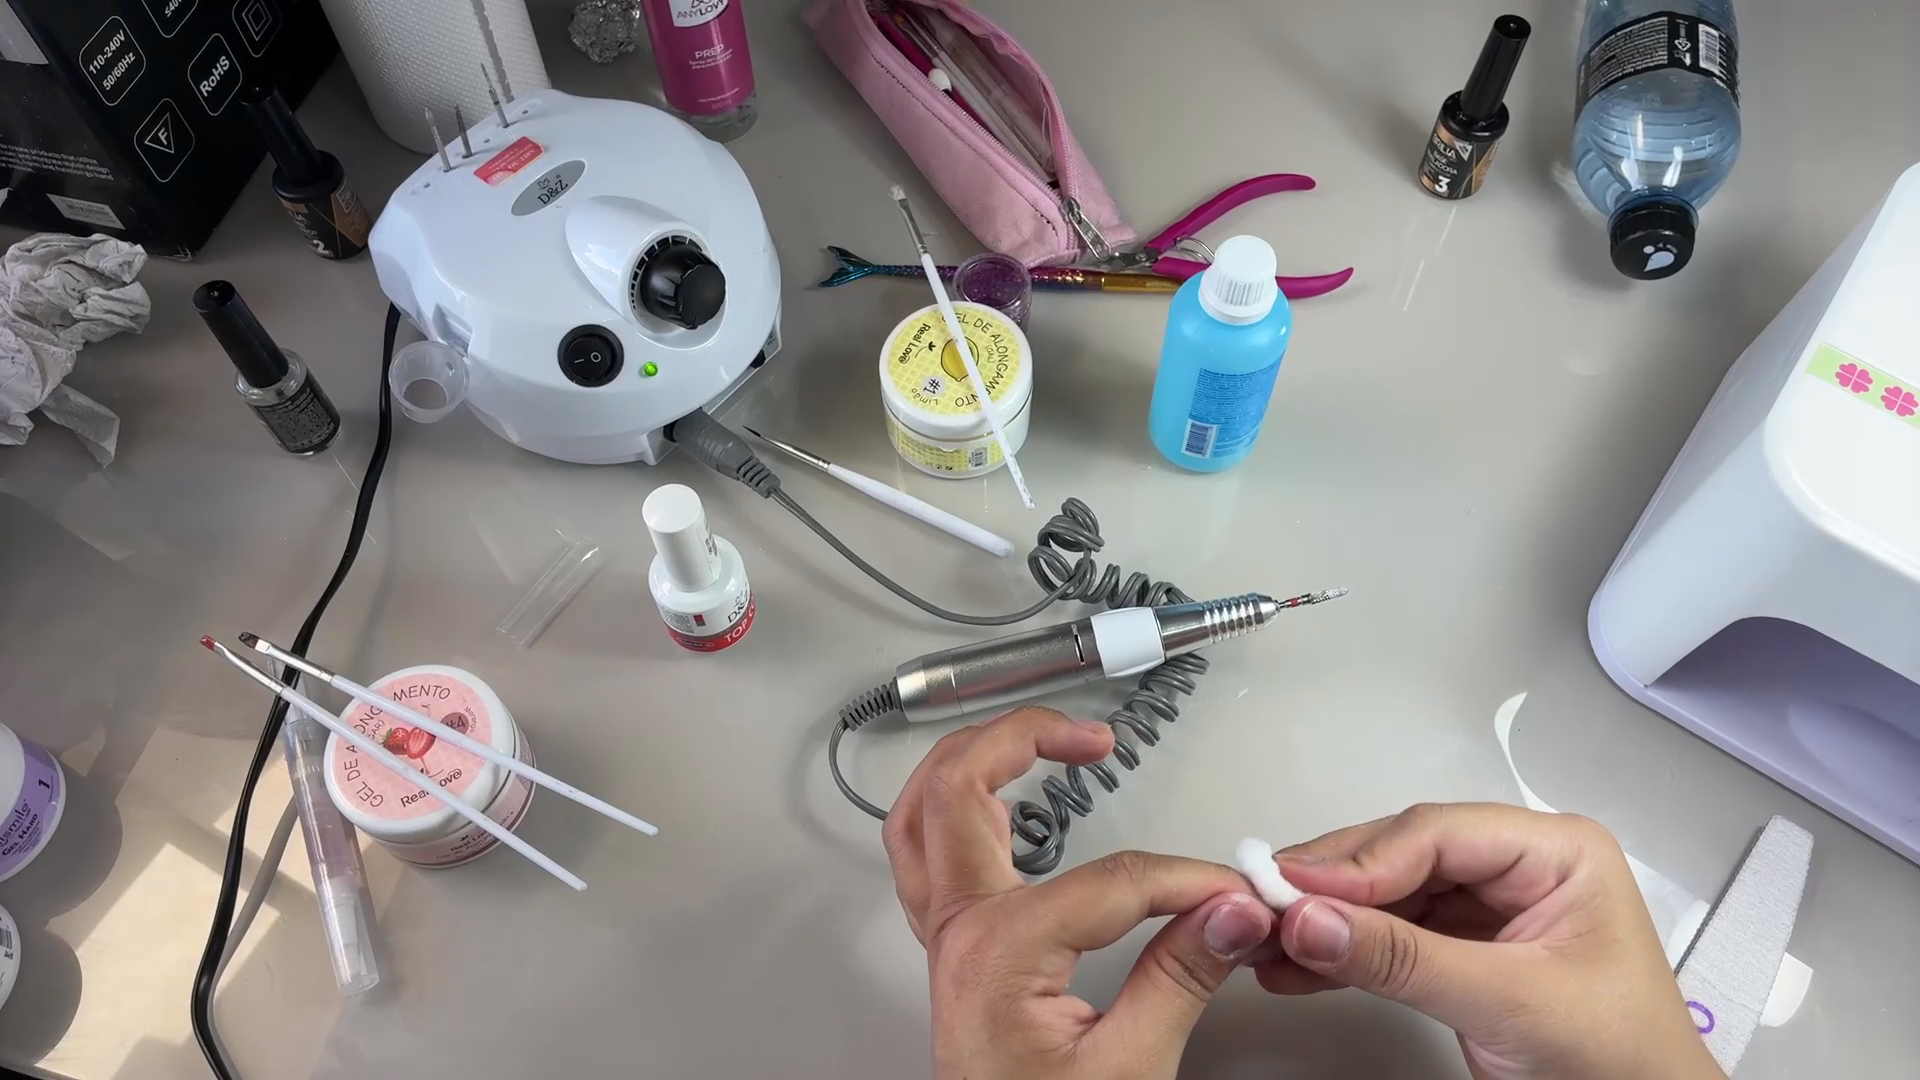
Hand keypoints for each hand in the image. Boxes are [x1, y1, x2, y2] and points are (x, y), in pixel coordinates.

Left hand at [883, 707, 1273, 1079]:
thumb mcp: (1130, 1073)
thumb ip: (1181, 979)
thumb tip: (1229, 911)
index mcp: (998, 951)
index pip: (1110, 880)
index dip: (1184, 879)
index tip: (1231, 890)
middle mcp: (959, 924)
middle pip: (961, 786)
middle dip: (1025, 737)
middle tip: (1091, 736)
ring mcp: (945, 924)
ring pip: (924, 802)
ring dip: (974, 751)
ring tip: (1031, 733)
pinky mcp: (950, 932)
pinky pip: (920, 838)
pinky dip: (949, 795)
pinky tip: (981, 785)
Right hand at [1256, 803, 1721, 1079]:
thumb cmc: (1624, 1070)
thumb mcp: (1512, 1006)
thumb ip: (1403, 960)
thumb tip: (1306, 921)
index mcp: (1550, 850)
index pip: (1434, 835)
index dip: (1360, 859)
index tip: (1294, 885)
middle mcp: (1505, 861)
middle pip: (1394, 854)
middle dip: (1330, 887)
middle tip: (1266, 901)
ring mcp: (1473, 898)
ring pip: (1375, 889)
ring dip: (1320, 918)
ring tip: (1266, 934)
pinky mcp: (1447, 937)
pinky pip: (1378, 929)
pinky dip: (1335, 949)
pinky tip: (1290, 964)